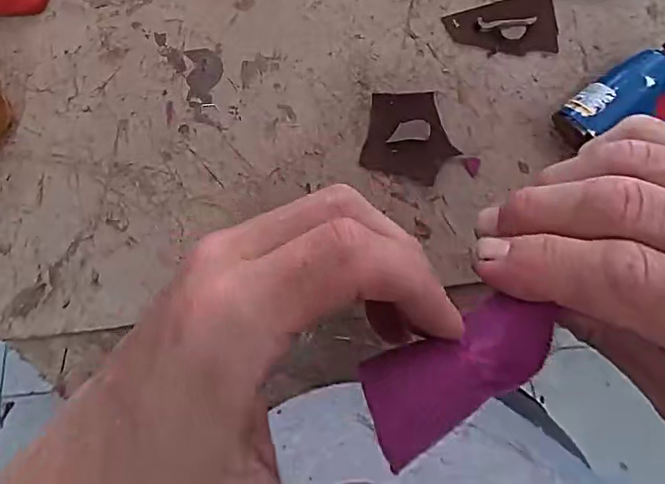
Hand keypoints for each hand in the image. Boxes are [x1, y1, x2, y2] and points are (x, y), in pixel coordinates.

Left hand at [0, 185, 462, 483]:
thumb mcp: (257, 478)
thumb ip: (347, 432)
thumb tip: (422, 398)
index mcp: (233, 312)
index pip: (348, 251)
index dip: (415, 280)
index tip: (448, 333)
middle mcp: (226, 258)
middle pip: (341, 209)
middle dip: (402, 254)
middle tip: (429, 319)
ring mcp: (218, 251)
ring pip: (324, 208)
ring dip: (376, 248)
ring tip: (400, 314)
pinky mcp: (216, 261)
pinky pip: (300, 228)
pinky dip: (346, 251)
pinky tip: (356, 303)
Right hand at [472, 117, 664, 483]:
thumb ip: (629, 341)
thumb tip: (541, 277)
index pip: (646, 280)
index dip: (551, 262)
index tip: (491, 261)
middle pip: (643, 205)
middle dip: (548, 211)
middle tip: (494, 226)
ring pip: (656, 158)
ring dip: (573, 173)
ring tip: (529, 203)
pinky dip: (616, 150)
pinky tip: (584, 175)